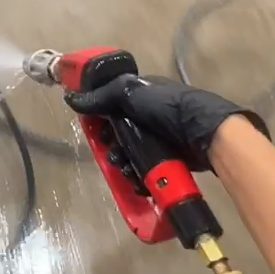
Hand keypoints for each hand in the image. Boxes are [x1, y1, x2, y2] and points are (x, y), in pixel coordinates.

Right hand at [64, 75, 267, 170]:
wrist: (203, 133)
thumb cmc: (167, 108)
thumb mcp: (129, 93)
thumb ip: (100, 97)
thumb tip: (70, 99)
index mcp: (142, 97)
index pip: (113, 108)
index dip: (100, 119)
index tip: (95, 131)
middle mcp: (150, 117)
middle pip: (120, 134)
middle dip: (111, 146)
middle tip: (110, 154)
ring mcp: (160, 139)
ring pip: (131, 154)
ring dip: (123, 163)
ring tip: (125, 169)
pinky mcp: (169, 159)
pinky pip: (146, 169)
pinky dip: (139, 175)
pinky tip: (137, 179)